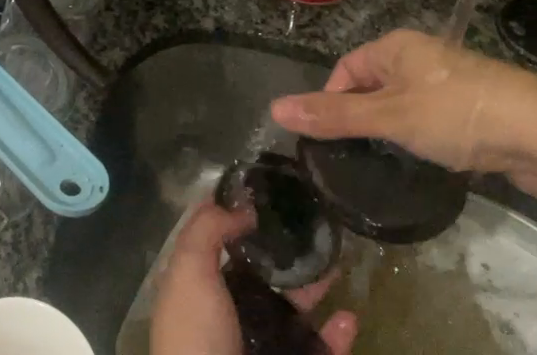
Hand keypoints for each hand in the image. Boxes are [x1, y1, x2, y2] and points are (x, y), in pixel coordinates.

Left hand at [150, 202, 356, 354]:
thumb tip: (239, 207)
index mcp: (200, 290)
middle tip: (315, 231)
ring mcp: (263, 347)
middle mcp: (230, 315)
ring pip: (296, 313)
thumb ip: (208, 230)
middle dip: (287, 257)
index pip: (220, 247)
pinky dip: (337, 338)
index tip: (268, 197)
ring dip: (316, 289)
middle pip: (263, 278)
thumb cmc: (196, 333)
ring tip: (339, 264)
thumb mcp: (188, 270)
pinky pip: (321, 352)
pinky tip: (347, 318)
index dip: (240, 221)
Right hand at [269, 29, 536, 200]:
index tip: (329, 139)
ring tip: (388, 164)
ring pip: (406, 107)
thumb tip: (274, 109)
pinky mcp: (479, 111)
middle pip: (374, 87)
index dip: (331, 100)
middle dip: (362, 119)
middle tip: (354, 157)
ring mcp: (453, 84)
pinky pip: (436, 123)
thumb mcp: (388, 117)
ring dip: (395, 132)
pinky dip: (426, 141)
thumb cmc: (458, 115)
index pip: (346, 68)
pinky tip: (430, 164)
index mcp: (396, 46)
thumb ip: (333, 116)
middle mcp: (422, 58)